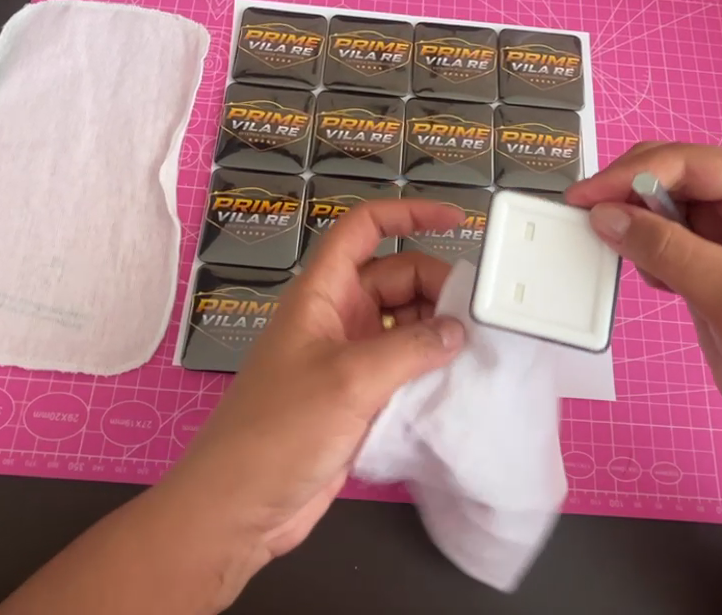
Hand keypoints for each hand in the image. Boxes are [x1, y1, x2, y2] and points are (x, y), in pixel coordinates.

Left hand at [158, 200, 467, 579]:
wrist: (239, 507)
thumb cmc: (279, 430)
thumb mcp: (349, 380)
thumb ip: (409, 348)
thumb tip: (457, 330)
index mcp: (321, 292)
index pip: (364, 228)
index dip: (407, 213)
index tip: (454, 219)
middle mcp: (337, 316)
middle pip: (396, 277)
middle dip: (437, 285)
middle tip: (479, 314)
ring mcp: (348, 356)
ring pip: (404, 322)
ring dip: (438, 329)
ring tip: (481, 344)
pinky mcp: (358, 395)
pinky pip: (403, 364)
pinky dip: (430, 365)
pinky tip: (461, 377)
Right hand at [564, 142, 721, 442]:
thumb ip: (665, 249)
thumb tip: (601, 215)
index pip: (693, 163)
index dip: (635, 173)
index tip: (585, 198)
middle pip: (673, 176)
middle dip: (629, 194)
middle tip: (584, 216)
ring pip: (661, 208)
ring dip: (634, 224)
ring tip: (618, 252)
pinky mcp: (709, 268)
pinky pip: (660, 241)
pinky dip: (643, 252)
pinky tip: (651, 279)